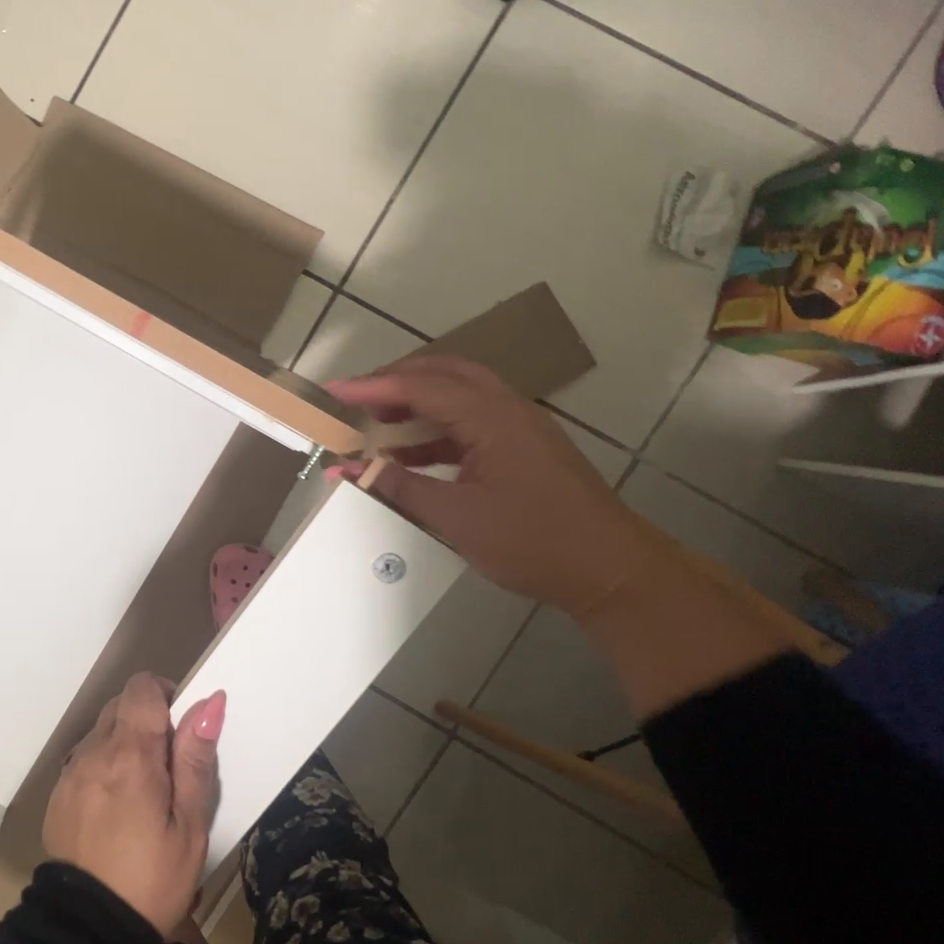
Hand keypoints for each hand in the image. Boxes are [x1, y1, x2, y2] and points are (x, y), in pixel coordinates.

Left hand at [42, 673, 226, 937]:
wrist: (89, 926)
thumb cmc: (151, 878)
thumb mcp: (188, 826)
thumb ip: (195, 759)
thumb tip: (210, 703)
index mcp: (130, 754)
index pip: (142, 687)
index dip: (165, 694)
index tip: (182, 727)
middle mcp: (93, 752)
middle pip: (121, 705)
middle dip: (148, 719)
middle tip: (171, 766)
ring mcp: (71, 772)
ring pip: (102, 731)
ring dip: (125, 742)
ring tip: (145, 792)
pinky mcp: (58, 793)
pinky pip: (85, 759)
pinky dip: (104, 765)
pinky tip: (118, 806)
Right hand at [326, 354, 667, 614]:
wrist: (612, 570)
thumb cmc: (533, 541)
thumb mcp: (455, 517)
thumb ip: (397, 486)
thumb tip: (347, 468)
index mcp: (490, 418)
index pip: (419, 387)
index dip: (371, 387)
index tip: (331, 392)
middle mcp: (507, 409)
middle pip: (442, 373)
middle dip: (394, 380)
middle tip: (354, 398)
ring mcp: (520, 426)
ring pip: (459, 393)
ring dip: (416, 400)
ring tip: (375, 420)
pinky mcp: (525, 446)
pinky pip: (471, 419)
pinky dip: (436, 427)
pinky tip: (409, 453)